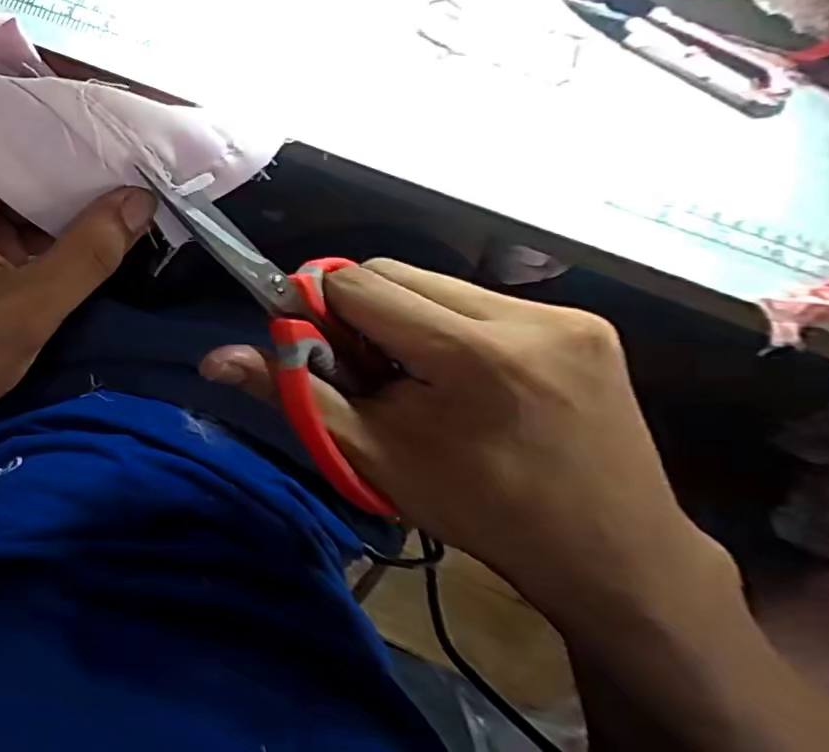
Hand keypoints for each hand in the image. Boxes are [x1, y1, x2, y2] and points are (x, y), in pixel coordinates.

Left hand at [0, 147, 154, 446]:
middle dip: (58, 156)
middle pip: (4, 160)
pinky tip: (95, 214)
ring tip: (116, 169)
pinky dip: (51, 223)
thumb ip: (88, 252)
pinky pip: (17, 224)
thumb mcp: (29, 305)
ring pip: (15, 193)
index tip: (90, 111)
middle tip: (117, 140)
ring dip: (59, 192)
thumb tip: (141, 199)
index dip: (36, 118)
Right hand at [200, 259, 733, 627]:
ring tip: (421, 375)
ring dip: (406, 314)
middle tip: (372, 371)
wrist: (614, 555)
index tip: (327, 354)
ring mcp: (565, 316)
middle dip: (364, 311)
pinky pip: (480, 296)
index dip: (325, 311)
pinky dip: (450, 322)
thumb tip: (214, 359)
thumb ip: (292, 396)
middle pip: (395, 271)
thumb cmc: (477, 510)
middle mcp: (525, 319)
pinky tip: (466, 374)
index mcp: (472, 356)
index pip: (358, 282)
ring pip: (436, 280)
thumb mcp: (371, 456)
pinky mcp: (586, 321)